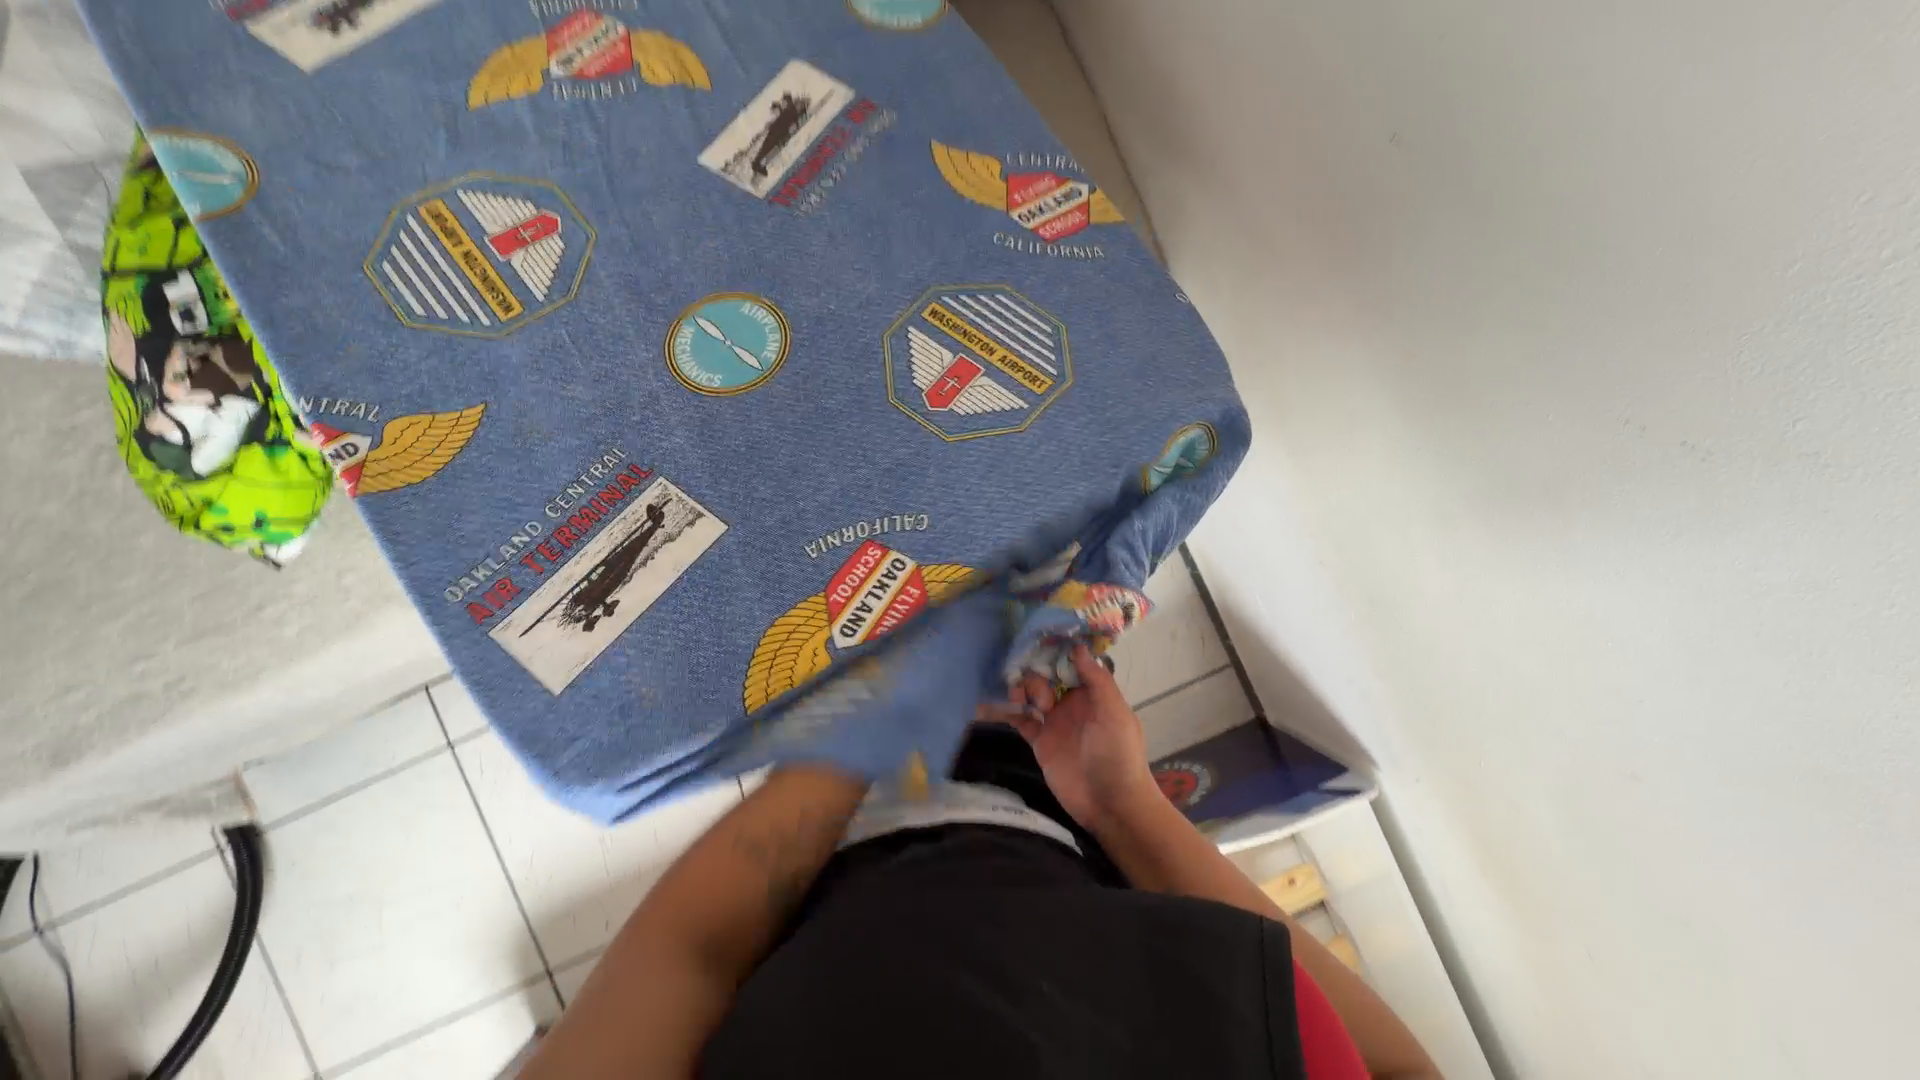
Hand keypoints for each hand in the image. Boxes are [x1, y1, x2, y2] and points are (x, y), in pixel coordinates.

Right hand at [1005, 646, 1160, 831]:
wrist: (1110, 804)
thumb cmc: (1118, 756)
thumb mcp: (1114, 715)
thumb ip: (1097, 681)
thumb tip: (1078, 647)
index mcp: (1093, 693)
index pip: (1070, 663)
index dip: (1054, 654)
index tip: (1037, 645)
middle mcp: (1072, 703)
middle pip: (1047, 675)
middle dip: (1036, 674)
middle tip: (1038, 696)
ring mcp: (1054, 722)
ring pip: (1031, 694)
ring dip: (1022, 689)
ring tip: (1018, 699)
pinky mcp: (1040, 742)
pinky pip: (1020, 720)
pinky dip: (1008, 711)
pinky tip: (994, 706)